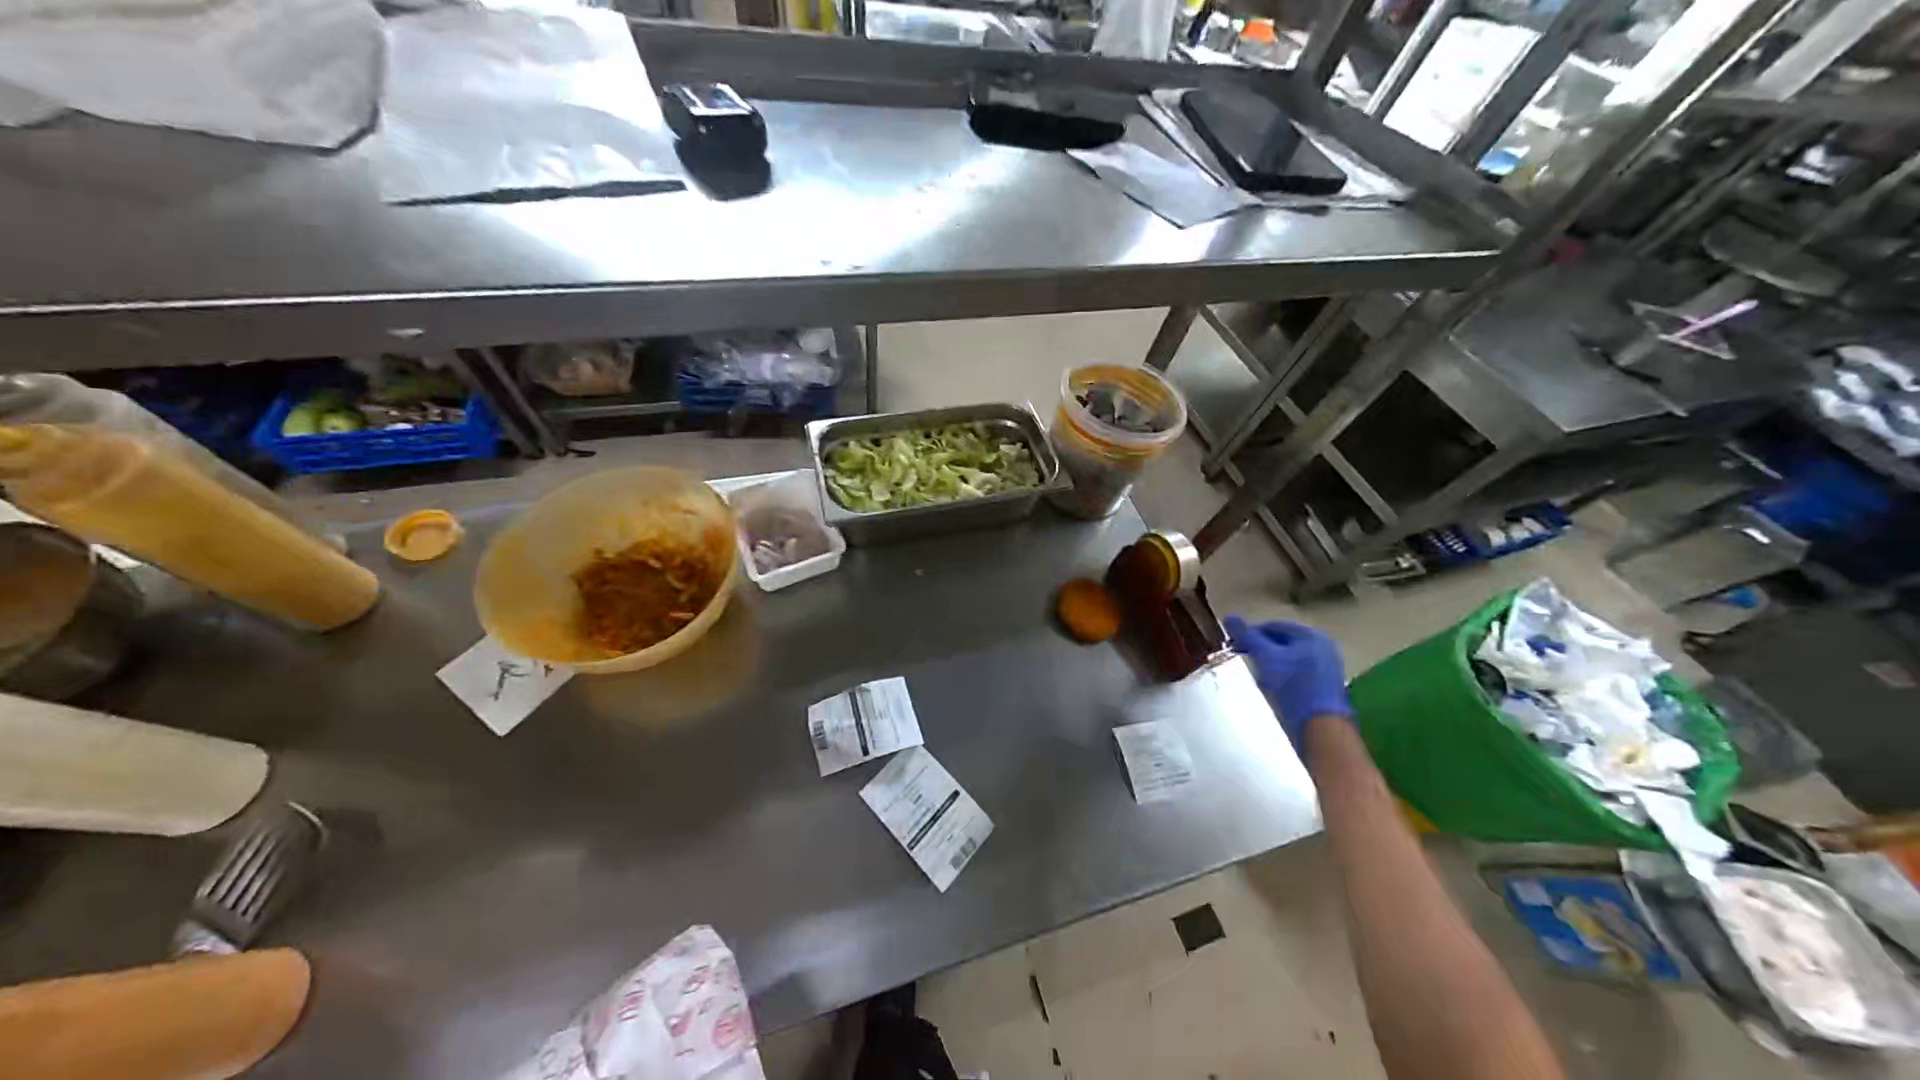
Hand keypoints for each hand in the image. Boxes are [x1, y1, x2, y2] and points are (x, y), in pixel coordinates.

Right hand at [1225, 617, 1351, 750]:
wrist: (1319, 728)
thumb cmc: (1292, 687)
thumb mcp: (1265, 658)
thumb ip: (1248, 637)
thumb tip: (1229, 617)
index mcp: (1313, 636)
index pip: (1275, 626)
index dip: (1251, 633)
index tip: (1234, 644)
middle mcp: (1325, 649)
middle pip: (1284, 642)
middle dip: (1262, 649)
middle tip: (1243, 658)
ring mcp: (1327, 670)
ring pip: (1290, 660)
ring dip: (1271, 664)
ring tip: (1255, 674)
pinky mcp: (1325, 689)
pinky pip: (1298, 675)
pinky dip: (1282, 677)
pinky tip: (1271, 688)